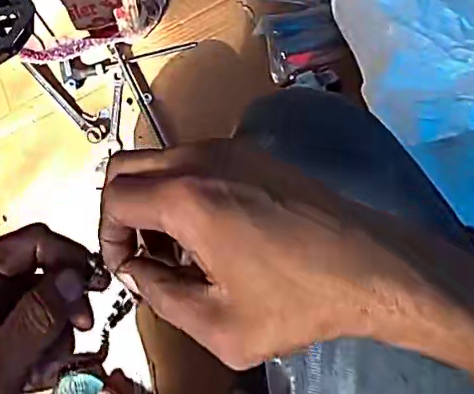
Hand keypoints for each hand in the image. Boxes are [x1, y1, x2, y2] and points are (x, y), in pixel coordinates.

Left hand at [0, 224, 97, 393]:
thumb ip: (33, 322)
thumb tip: (73, 278)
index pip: (35, 240)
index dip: (69, 259)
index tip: (97, 287)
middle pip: (43, 267)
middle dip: (63, 304)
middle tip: (79, 333)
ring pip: (44, 297)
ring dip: (55, 332)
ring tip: (45, 369)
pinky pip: (36, 322)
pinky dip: (45, 347)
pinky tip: (36, 375)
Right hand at [99, 141, 467, 369]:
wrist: (365, 263)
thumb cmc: (296, 298)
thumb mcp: (220, 326)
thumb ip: (161, 297)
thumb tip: (137, 270)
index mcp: (185, 197)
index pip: (114, 197)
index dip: (108, 235)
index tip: (125, 265)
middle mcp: (195, 158)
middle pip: (125, 166)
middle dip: (120, 209)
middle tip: (140, 250)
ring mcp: (220, 147)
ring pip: (156, 160)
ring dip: (150, 198)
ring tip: (178, 246)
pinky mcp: (242, 148)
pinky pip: (188, 159)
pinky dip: (178, 186)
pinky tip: (209, 227)